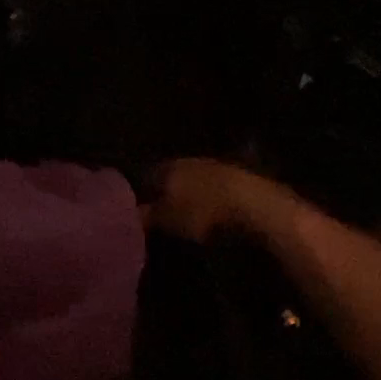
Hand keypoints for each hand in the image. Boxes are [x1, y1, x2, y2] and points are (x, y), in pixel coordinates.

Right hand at [141, 158, 269, 243]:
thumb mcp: (169, 219)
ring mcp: (212, 165)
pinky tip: (207, 212)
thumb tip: (131, 213)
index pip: (146, 176)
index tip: (135, 211)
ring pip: (190, 180)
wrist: (250, 201)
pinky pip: (209, 186)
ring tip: (183, 216)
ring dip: (186, 194)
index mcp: (168, 167)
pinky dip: (205, 197)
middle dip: (163, 193)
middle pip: (169, 176)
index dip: (139, 194)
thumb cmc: (202, 210)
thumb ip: (148, 215)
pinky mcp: (232, 176)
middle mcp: (188, 160)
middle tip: (158, 215)